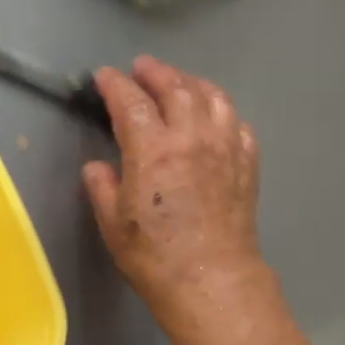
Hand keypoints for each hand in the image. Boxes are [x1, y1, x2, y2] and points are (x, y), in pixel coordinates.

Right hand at [83, 56, 267, 332]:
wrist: (207, 276)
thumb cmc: (152, 256)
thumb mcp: (113, 225)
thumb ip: (104, 188)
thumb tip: (97, 168)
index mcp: (152, 151)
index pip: (131, 104)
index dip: (116, 86)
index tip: (104, 78)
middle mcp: (191, 137)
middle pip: (175, 88)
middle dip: (156, 73)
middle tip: (142, 68)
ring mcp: (225, 144)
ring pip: (211, 96)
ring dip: (191, 82)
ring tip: (178, 81)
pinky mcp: (246, 159)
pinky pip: (234, 119)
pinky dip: (219, 108)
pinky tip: (212, 114)